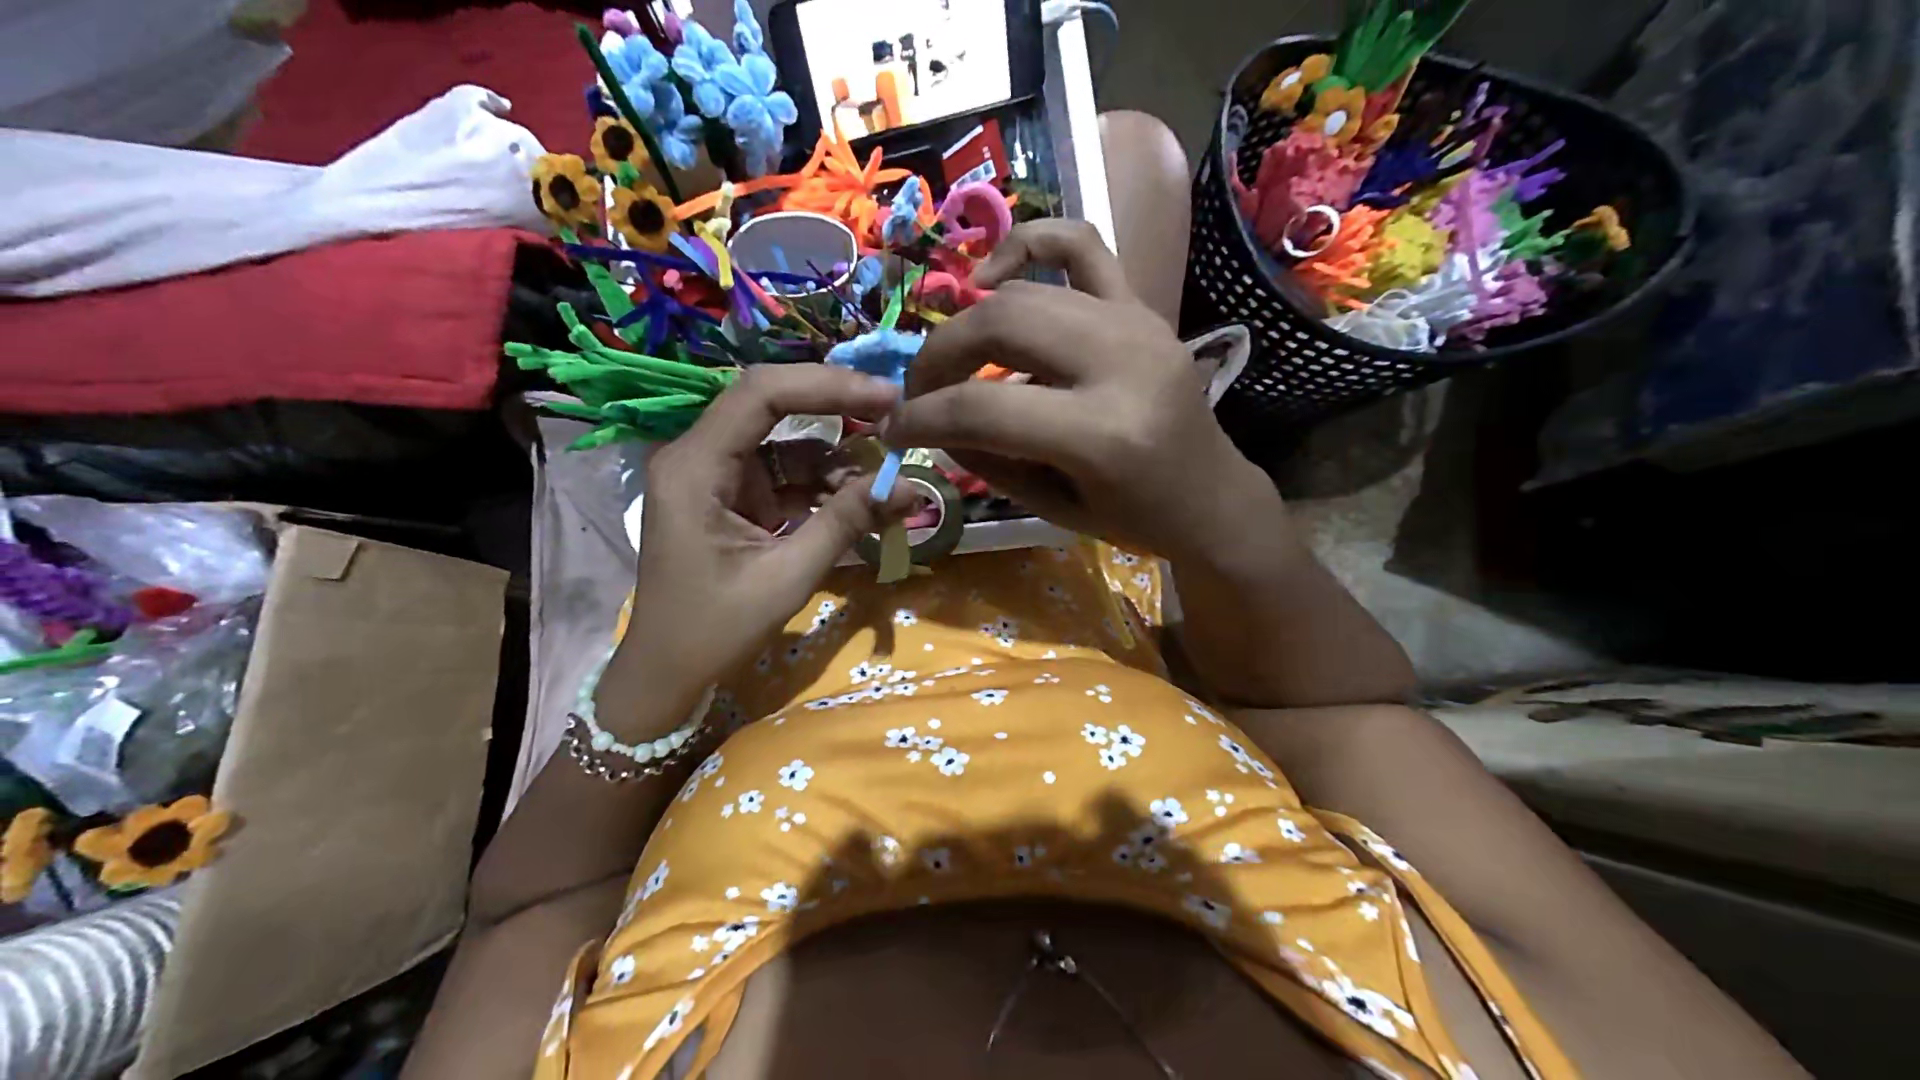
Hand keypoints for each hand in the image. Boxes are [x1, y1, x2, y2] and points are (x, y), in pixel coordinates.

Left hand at [600, 365, 901, 732]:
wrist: (668, 672)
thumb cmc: (715, 629)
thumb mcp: (788, 576)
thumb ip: (846, 523)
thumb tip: (909, 489)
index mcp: (696, 467)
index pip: (762, 395)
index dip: (828, 386)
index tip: (885, 397)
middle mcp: (700, 456)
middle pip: (774, 407)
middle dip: (837, 411)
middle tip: (894, 420)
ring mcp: (716, 476)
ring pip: (786, 444)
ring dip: (836, 461)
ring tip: (884, 484)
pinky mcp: (732, 497)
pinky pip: (784, 476)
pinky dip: (822, 487)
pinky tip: (858, 504)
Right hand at [886, 221, 1281, 560]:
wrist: (1210, 495)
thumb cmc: (1134, 518)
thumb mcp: (1051, 506)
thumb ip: (986, 457)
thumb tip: (931, 416)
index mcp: (1103, 434)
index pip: (983, 407)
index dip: (923, 417)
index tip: (894, 430)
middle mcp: (1121, 363)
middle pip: (999, 326)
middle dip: (939, 357)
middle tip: (921, 391)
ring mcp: (1136, 322)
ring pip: (1025, 291)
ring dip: (969, 319)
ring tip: (951, 355)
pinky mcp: (1142, 304)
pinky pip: (1079, 244)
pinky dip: (1026, 245)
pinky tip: (993, 280)